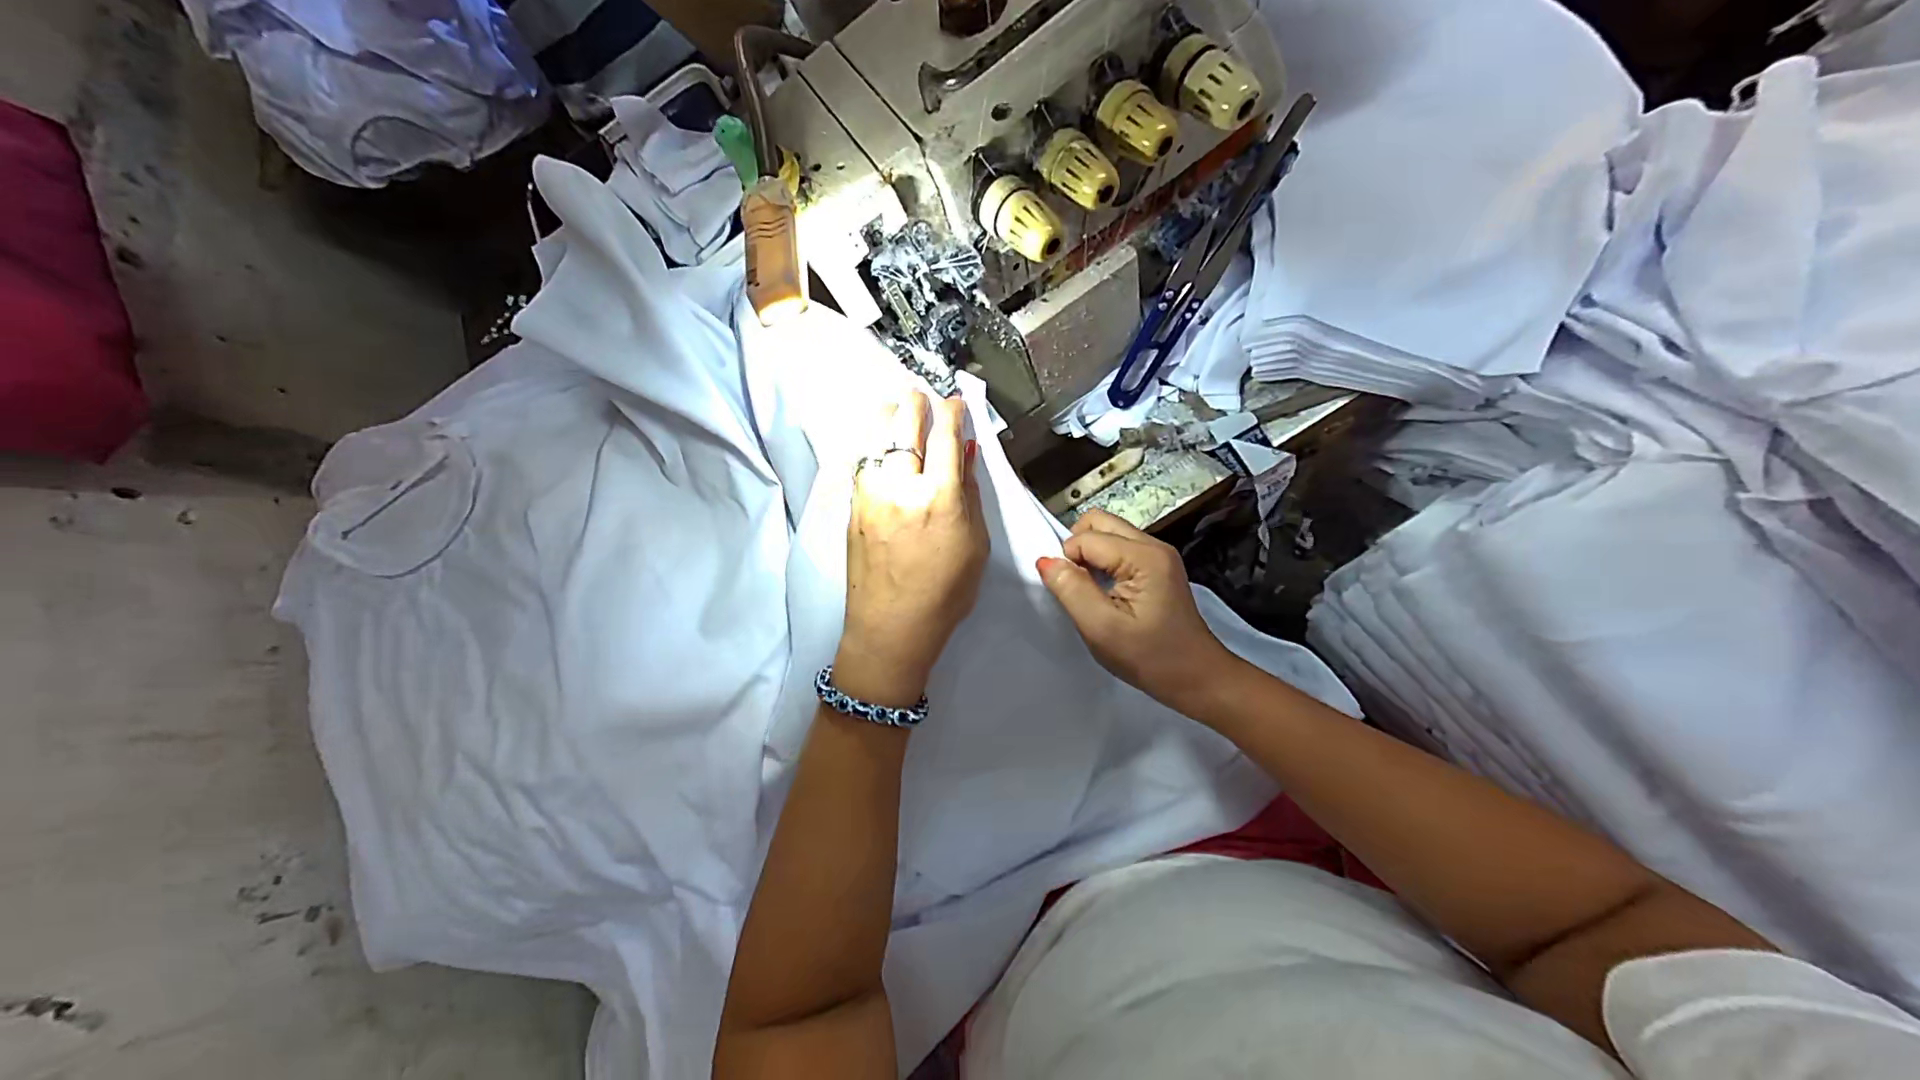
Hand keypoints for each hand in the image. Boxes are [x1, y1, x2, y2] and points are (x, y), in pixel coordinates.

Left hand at [838, 391, 989, 707]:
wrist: (889, 628)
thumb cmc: (943, 594)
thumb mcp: (975, 545)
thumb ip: (970, 492)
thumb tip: (965, 452)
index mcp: (940, 499)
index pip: (946, 434)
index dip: (952, 410)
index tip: (956, 401)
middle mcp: (901, 487)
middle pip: (905, 423)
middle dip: (917, 402)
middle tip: (925, 398)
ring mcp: (870, 494)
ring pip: (875, 433)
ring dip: (890, 414)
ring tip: (900, 409)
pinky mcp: (852, 505)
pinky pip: (862, 457)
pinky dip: (873, 440)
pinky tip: (881, 440)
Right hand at [1037, 508, 1241, 714]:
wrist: (1197, 679)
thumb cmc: (1150, 658)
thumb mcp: (1102, 629)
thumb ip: (1071, 590)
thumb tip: (1046, 560)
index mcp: (1144, 556)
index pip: (1085, 538)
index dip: (1069, 563)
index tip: (1075, 596)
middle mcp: (1153, 545)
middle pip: (1098, 523)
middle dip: (1077, 549)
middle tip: (1080, 588)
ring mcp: (1158, 554)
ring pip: (1108, 533)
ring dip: (1090, 557)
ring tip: (1093, 593)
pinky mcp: (1158, 566)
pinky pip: (1119, 549)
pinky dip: (1103, 564)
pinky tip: (1107, 595)